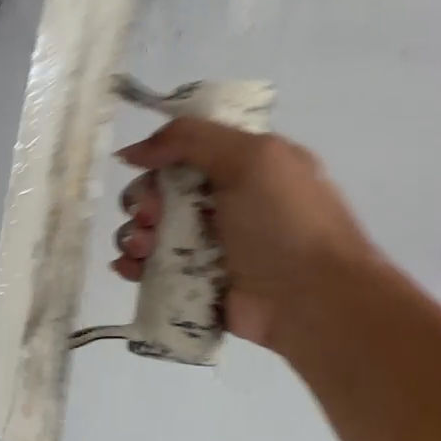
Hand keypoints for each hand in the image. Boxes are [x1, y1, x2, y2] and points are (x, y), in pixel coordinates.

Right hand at [112, 119, 372, 353]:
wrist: (311, 301)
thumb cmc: (286, 225)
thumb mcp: (254, 159)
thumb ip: (190, 140)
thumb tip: (129, 153)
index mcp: (246, 169)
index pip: (183, 153)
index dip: (159, 159)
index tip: (155, 173)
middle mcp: (224, 203)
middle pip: (155, 191)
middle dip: (141, 201)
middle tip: (153, 217)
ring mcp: (204, 243)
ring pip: (143, 229)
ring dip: (132, 235)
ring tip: (146, 251)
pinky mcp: (188, 278)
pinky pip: (142, 265)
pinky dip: (131, 264)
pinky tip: (135, 268)